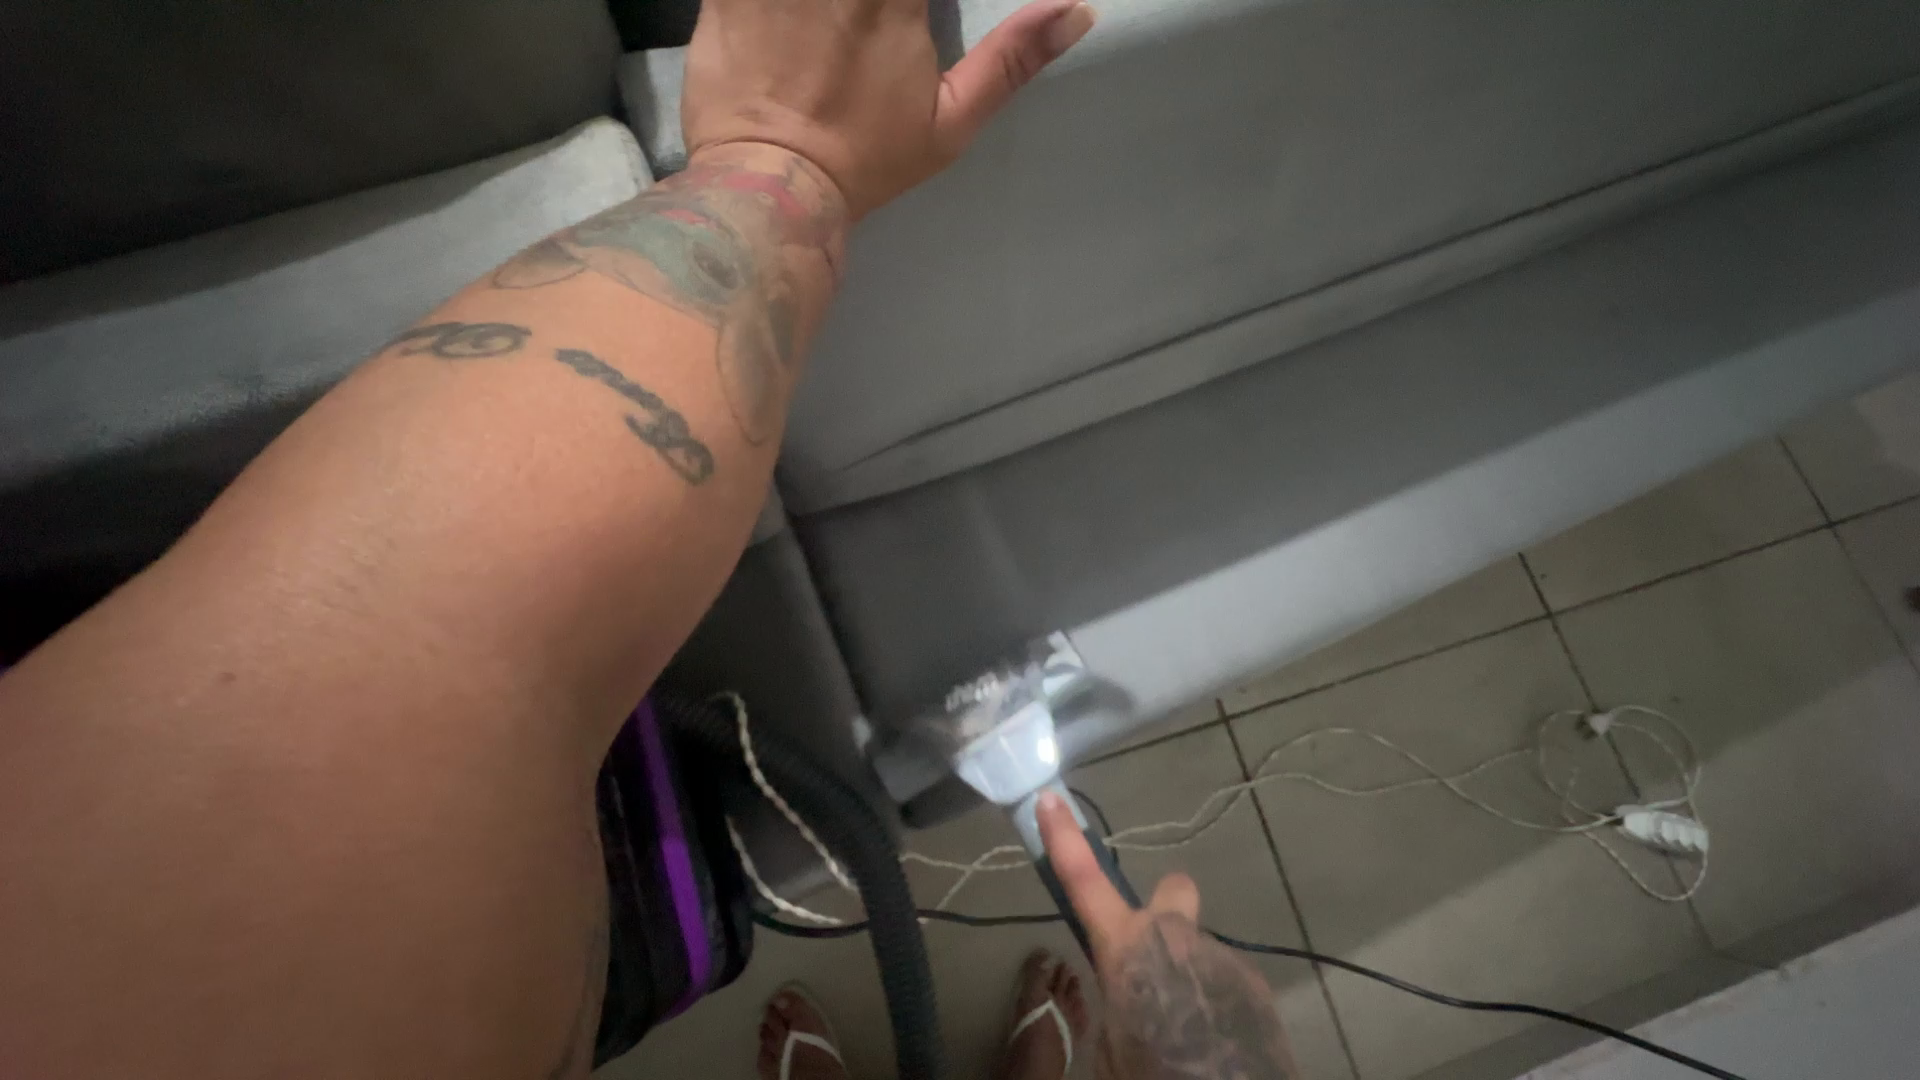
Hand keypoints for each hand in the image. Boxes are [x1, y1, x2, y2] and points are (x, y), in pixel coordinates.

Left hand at [681, 0, 1096, 218]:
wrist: (774, 185)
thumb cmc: (867, 162)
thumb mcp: (951, 122)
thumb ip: (1011, 59)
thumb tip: (1078, 10)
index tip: (919, 16)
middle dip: (877, 5)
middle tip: (877, 28)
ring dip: (832, 2)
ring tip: (836, 27)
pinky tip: (800, 22)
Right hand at [1037, 791, 1297, 1079]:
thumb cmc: (1154, 1072)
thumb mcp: (1111, 1049)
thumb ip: (1116, 1004)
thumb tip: (1132, 1003)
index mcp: (1125, 947)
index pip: (1083, 879)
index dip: (1062, 837)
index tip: (1050, 797)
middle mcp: (1173, 935)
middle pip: (1172, 891)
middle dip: (1165, 909)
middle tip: (1159, 958)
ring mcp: (1219, 954)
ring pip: (1197, 951)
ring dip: (1190, 977)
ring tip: (1191, 1029)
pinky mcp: (1255, 982)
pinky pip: (1225, 981)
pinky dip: (1218, 1002)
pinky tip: (1219, 1038)